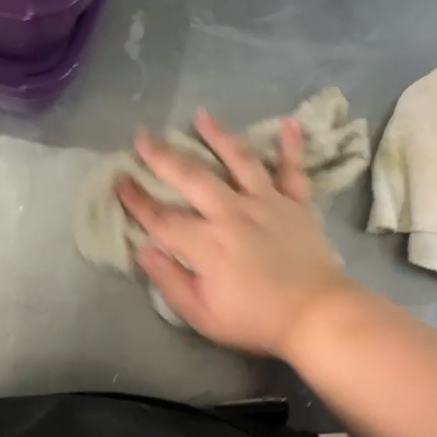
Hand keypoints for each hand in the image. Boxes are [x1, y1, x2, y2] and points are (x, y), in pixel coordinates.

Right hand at [115, 110, 359, 355]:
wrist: (318, 315)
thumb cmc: (255, 320)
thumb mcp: (202, 314)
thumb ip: (169, 280)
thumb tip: (143, 248)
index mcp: (206, 243)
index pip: (161, 217)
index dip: (136, 199)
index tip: (119, 180)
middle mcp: (232, 213)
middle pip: (192, 177)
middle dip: (162, 156)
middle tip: (142, 136)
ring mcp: (266, 203)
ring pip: (239, 160)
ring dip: (218, 136)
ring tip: (202, 115)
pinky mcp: (295, 204)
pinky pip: (293, 170)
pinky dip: (292, 146)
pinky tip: (290, 123)